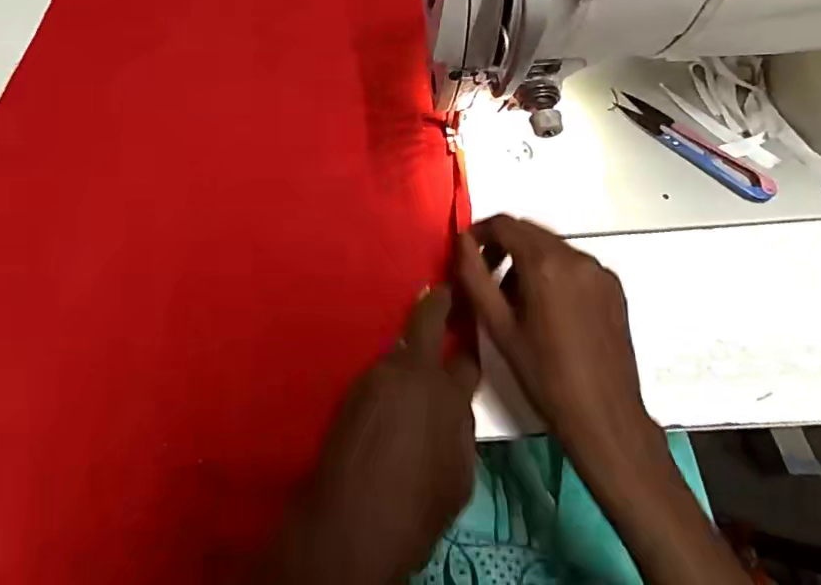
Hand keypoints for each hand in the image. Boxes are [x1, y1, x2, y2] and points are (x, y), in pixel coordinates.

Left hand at [266, 287, 478, 584]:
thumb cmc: (415, 510)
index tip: (475, 337)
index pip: (467, 357)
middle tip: (447, 291)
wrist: (345, 530)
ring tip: (413, 383)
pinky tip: (388, 411)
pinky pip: (378, 379)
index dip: (473, 347)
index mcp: (446, 392)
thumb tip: (456, 412)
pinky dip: (388, 386)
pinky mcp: (349, 393)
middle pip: (427, 317)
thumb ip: (462, 432)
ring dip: (409, 363)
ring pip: (399, 355)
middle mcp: (409, 372)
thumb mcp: (459, 477)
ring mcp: (374, 377)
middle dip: (439, 301)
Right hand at [451, 214, 649, 459]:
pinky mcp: (613, 286)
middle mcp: (576, 256)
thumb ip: (475, 278)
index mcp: (545, 264)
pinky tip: (549, 310)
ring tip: (516, 300)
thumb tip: (462, 242)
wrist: (604, 415)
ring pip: (554, 248)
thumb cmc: (544, 377)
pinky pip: (576, 265)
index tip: (466, 251)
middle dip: (504, 246)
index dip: (480, 232)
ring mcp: (599, 270)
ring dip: (530, 260)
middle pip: (531, 232)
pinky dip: (556, 273)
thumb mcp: (499, 329)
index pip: (505, 224)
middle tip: (486, 277)